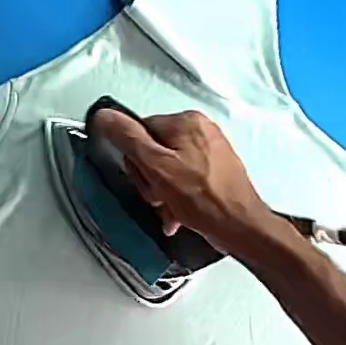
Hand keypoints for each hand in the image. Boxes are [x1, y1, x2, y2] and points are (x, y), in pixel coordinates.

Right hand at [88, 108, 269, 255]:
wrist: (241, 228)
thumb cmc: (205, 199)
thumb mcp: (156, 167)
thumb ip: (128, 138)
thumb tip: (104, 116)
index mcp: (185, 121)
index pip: (139, 131)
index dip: (136, 160)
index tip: (146, 178)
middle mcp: (200, 130)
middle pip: (152, 150)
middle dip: (150, 178)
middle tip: (160, 194)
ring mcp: (209, 150)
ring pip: (166, 167)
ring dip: (162, 191)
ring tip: (172, 206)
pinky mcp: (214, 169)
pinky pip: (182, 177)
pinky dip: (177, 195)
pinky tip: (179, 211)